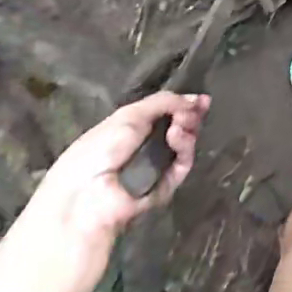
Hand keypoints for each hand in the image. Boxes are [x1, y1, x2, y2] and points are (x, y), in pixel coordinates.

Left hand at [25, 91, 210, 247]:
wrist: (89, 192)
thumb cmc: (101, 147)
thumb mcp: (129, 115)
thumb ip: (163, 103)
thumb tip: (195, 99)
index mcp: (135, 127)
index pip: (167, 113)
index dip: (184, 104)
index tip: (202, 99)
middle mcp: (148, 145)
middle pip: (180, 127)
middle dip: (190, 115)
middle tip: (197, 108)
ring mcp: (158, 167)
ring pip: (184, 145)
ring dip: (186, 130)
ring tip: (179, 124)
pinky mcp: (165, 187)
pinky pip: (182, 165)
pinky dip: (183, 149)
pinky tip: (176, 136)